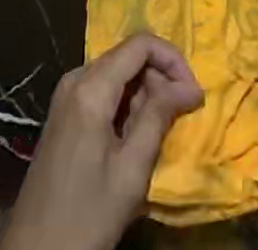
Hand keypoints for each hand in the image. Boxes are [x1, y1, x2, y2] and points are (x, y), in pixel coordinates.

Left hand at [0, 35, 203, 249]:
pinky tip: (133, 137)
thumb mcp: (132, 168)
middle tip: (177, 118)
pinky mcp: (64, 113)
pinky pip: (104, 90)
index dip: (173, 60)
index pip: (141, 44)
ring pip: (119, 73)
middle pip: (129, 56)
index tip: (193, 93)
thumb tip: (190, 86)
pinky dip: (127, 104)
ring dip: (145, 94)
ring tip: (156, 133)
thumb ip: (159, 116)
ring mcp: (66, 96)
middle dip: (160, 80)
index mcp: (91, 88)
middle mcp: (75, 80)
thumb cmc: (87, 215)